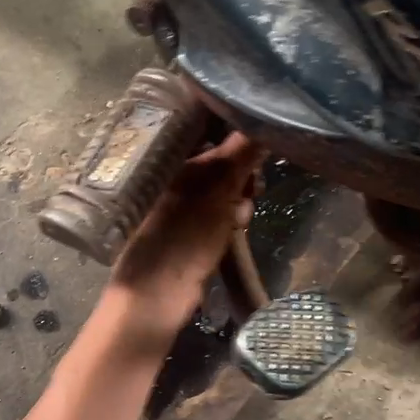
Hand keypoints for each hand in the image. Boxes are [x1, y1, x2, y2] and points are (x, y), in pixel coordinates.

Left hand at [108, 132, 263, 336]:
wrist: (156, 296)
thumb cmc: (182, 238)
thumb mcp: (216, 191)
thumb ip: (240, 154)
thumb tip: (264, 123)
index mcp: (168, 158)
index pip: (206, 129)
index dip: (236, 133)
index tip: (260, 143)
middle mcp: (171, 175)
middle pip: (218, 158)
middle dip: (241, 171)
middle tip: (252, 187)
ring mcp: (177, 204)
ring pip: (221, 187)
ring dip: (238, 198)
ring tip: (241, 215)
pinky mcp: (186, 230)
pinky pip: (216, 212)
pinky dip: (229, 218)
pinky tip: (237, 228)